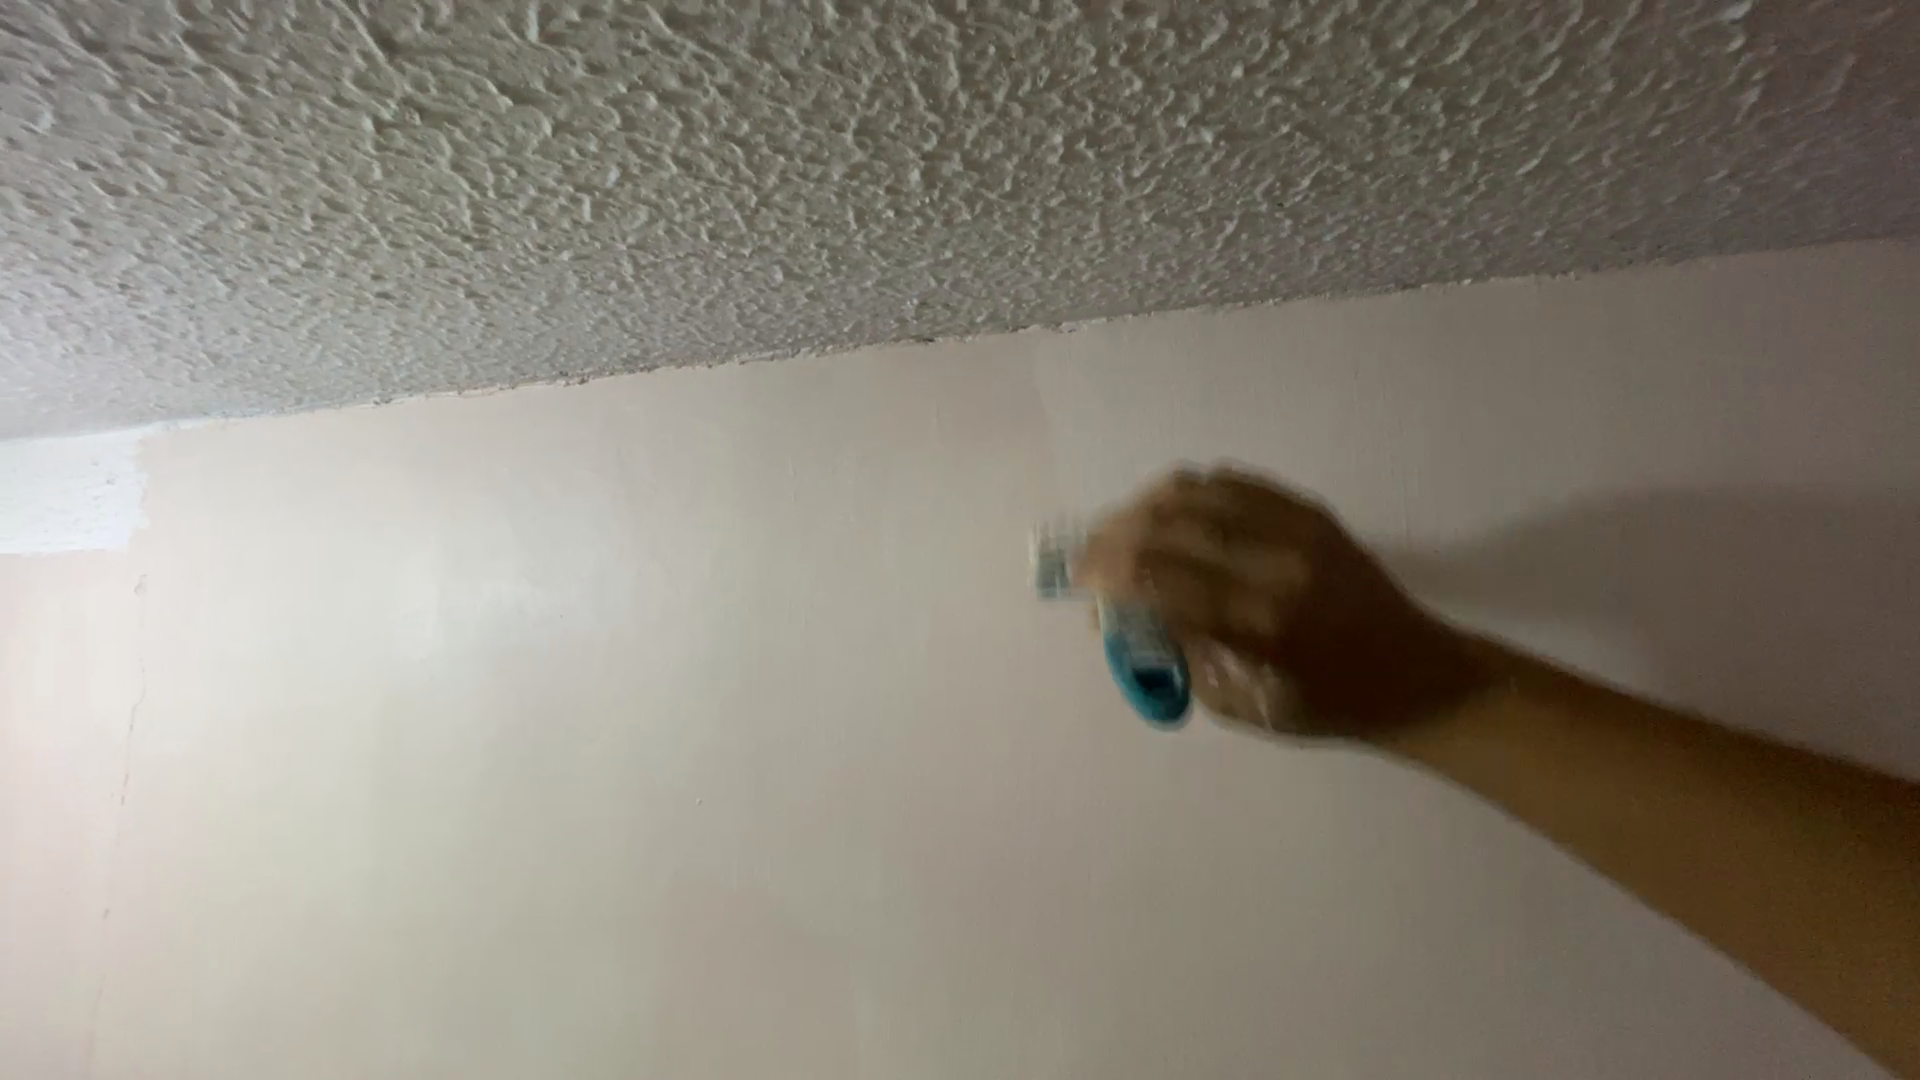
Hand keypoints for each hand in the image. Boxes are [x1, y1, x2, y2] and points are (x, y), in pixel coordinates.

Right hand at [1075, 466, 1487, 738]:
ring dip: (1142, 507)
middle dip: (1113, 535)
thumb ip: (1176, 652)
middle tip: (1090, 553)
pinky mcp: (1309, 510)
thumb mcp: (1238, 704)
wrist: (1415, 677)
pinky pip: (1231, 482)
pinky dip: (1185, 492)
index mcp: (1258, 624)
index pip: (1157, 576)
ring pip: (1194, 491)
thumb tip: (1119, 613)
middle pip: (1168, 525)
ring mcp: (1296, 528)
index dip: (1106, 571)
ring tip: (1121, 528)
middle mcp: (1275, 564)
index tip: (1082, 580)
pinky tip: (1166, 511)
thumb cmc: (1322, 705)